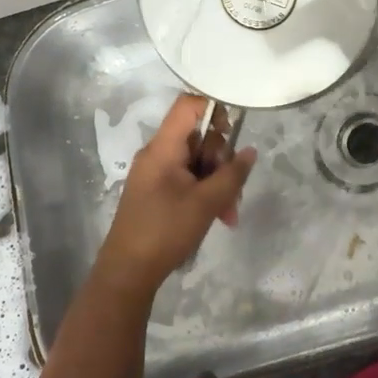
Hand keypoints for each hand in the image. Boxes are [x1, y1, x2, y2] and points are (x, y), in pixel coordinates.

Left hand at [96, 95, 257, 297]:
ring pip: (198, 163)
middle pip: (199, 137)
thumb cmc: (165, 230)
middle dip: (223, 162)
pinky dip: (206, 194)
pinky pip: (189, 180)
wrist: (128, 272)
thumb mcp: (206, 203)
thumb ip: (232, 174)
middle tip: (233, 191)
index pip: (189, 105)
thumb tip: (249, 151)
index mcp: (163, 148)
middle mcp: (158, 154)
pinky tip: (219, 218)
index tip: (233, 132)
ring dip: (219, 183)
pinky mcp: (158, 192)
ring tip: (228, 214)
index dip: (215, 109)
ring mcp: (157, 174)